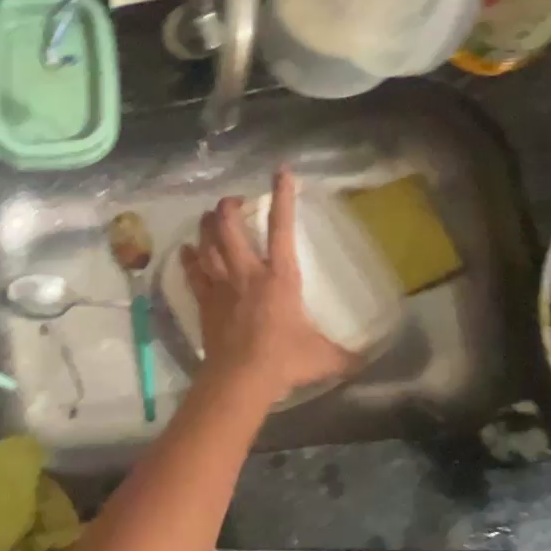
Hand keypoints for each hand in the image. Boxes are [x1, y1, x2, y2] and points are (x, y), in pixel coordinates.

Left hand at [182, 167, 356, 399]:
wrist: (240, 378)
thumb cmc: (284, 361)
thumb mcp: (324, 358)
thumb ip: (345, 356)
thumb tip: (366, 362)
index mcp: (280, 277)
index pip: (282, 228)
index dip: (282, 197)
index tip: (281, 172)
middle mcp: (247, 273)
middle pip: (229, 227)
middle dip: (228, 207)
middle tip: (232, 201)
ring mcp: (221, 286)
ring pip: (206, 245)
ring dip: (205, 227)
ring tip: (206, 216)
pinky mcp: (204, 302)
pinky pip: (192, 274)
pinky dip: (187, 260)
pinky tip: (184, 250)